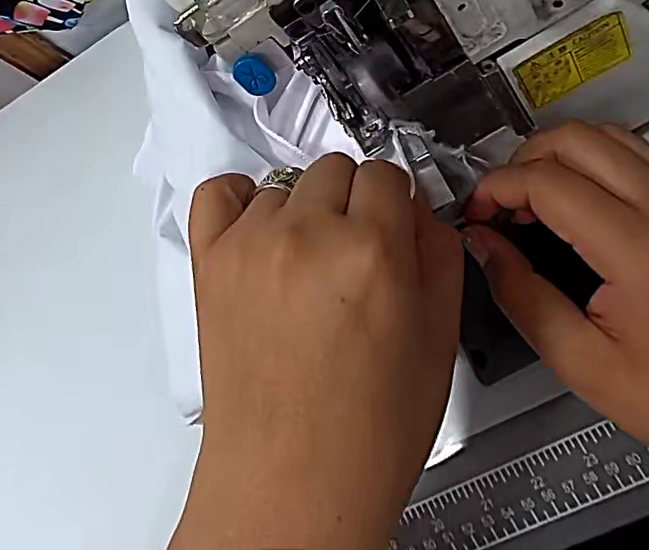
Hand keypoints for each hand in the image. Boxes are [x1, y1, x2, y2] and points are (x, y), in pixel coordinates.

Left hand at [171, 155, 463, 549]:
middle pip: (337, 168)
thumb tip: (419, 210)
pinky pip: (220, 191)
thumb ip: (438, 254)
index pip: (387, 173)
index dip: (395, 201)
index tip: (390, 221)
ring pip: (287, 183)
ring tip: (307, 266)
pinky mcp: (210, 259)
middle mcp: (308, 235)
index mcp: (373, 251)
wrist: (291, 480)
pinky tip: (260, 232)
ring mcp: (252, 243)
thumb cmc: (364, 431)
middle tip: (353, 249)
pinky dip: (240, 201)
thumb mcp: (437, 340)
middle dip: (353, 202)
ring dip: (302, 211)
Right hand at [461, 122, 648, 487]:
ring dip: (557, 152)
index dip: (497, 189)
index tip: (478, 214)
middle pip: (571, 139)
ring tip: (536, 197)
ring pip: (603, 133)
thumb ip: (524, 299)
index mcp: (640, 251)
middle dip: (520, 161)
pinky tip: (581, 196)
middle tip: (502, 204)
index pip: (546, 180)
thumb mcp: (591, 370)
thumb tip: (485, 248)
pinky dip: (594, 155)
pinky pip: (636, 150)